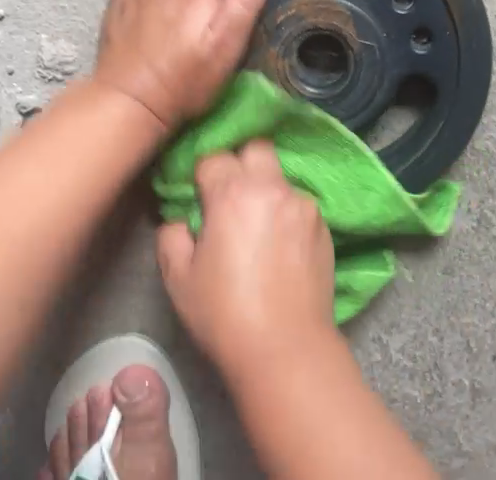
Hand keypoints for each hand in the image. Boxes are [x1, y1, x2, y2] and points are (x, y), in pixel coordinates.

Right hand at [156, 142, 336, 374]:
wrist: (286, 346)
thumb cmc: (224, 313)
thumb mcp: (179, 278)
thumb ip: (172, 236)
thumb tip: (181, 219)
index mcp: (233, 194)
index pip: (215, 157)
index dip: (202, 174)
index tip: (197, 195)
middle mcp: (273, 189)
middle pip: (257, 148)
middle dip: (240, 162)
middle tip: (228, 195)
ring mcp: (304, 205)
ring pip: (281, 178)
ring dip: (265, 190)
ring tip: (255, 227)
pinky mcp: (323, 226)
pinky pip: (298, 205)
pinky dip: (285, 214)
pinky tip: (279, 246)